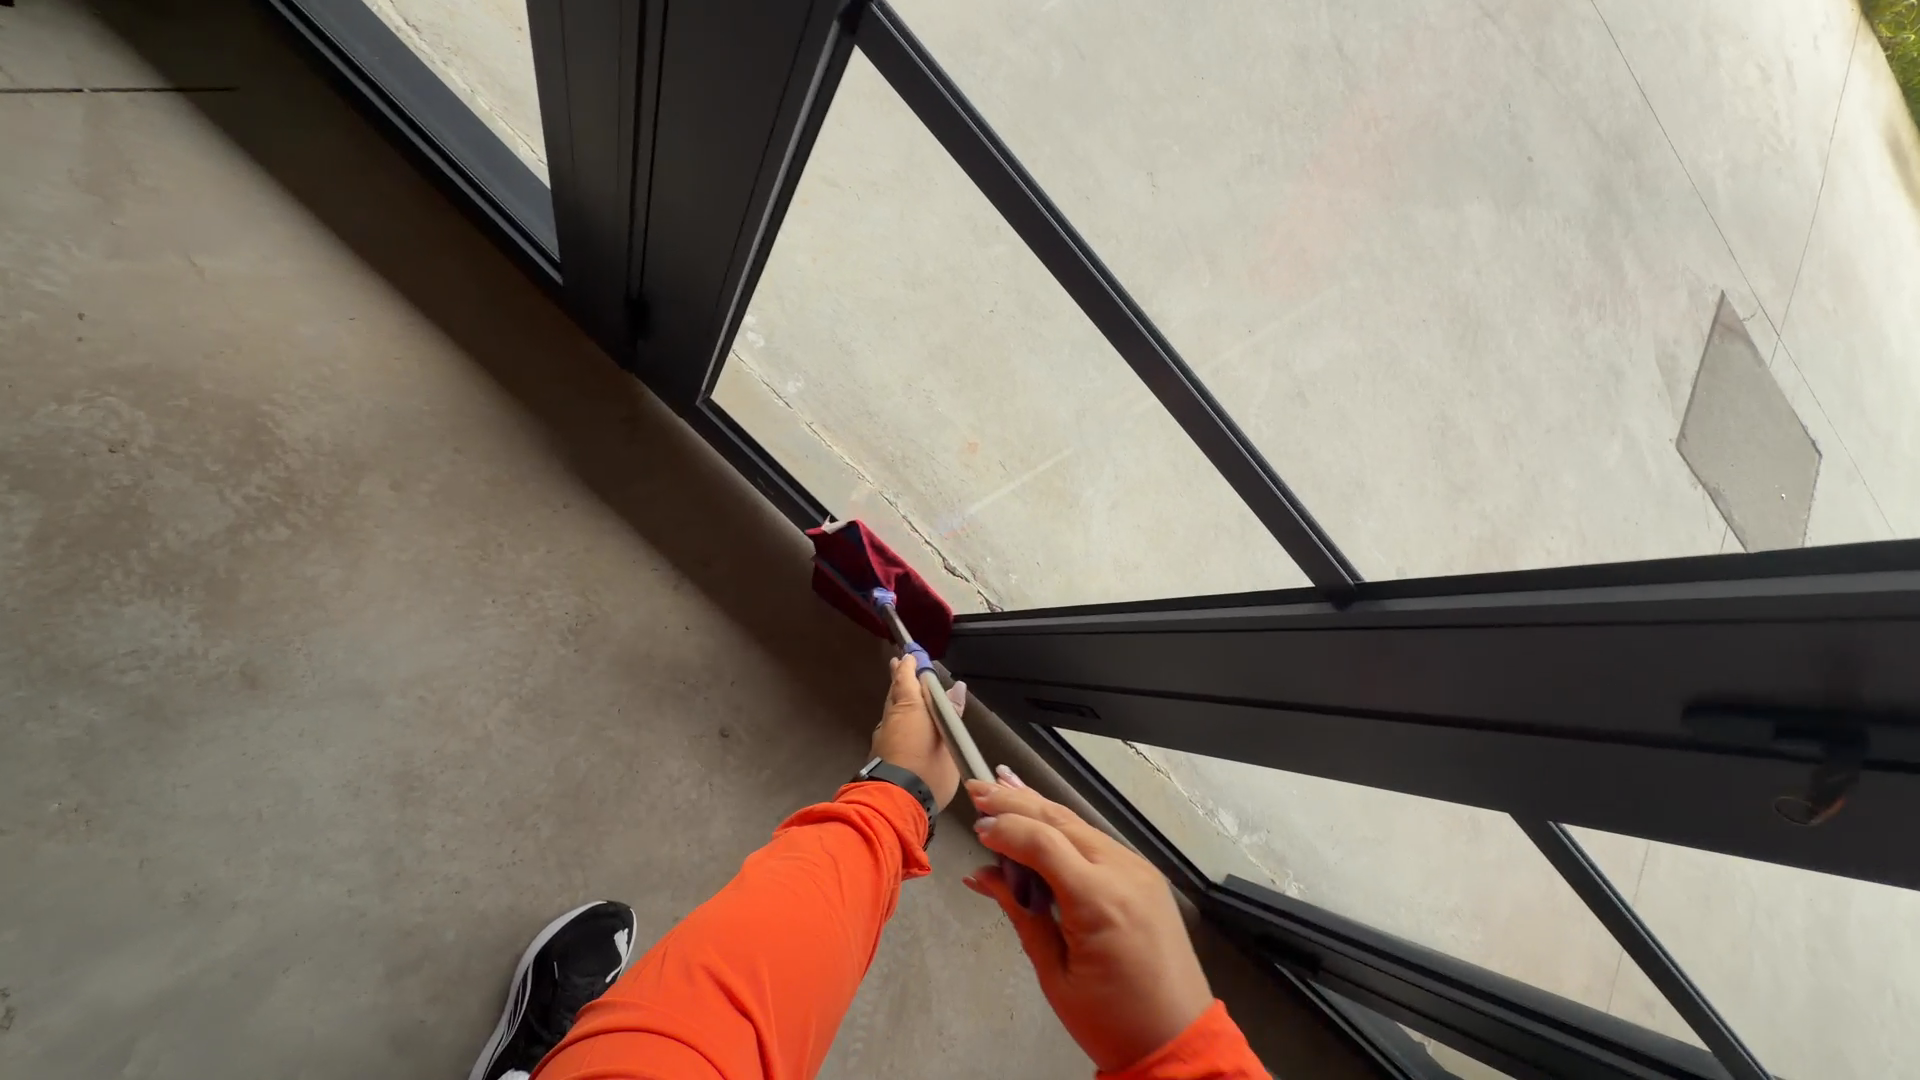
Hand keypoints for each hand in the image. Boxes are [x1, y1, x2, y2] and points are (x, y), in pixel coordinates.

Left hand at [869, 655, 963, 810]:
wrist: (894, 807)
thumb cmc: (927, 771)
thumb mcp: (948, 742)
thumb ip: (950, 713)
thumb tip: (956, 688)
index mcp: (909, 708)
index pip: (906, 679)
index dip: (908, 666)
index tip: (909, 655)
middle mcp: (891, 718)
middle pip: (895, 693)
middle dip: (899, 679)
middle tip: (900, 665)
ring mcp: (882, 737)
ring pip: (891, 711)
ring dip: (898, 700)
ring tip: (906, 694)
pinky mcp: (878, 755)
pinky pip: (890, 728)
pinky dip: (898, 721)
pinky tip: (904, 728)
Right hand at [963, 773, 1212, 1072]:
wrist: (1178, 1041)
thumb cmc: (1113, 1022)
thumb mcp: (1054, 974)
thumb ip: (1021, 914)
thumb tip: (983, 876)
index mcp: (1101, 901)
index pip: (1043, 843)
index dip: (1006, 830)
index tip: (976, 828)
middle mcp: (1124, 872)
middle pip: (1060, 820)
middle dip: (1015, 801)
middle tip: (978, 787)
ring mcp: (1138, 869)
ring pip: (1078, 823)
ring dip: (1037, 806)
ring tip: (1000, 789)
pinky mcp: (1143, 874)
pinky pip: (1095, 839)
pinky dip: (1062, 826)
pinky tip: (1038, 816)